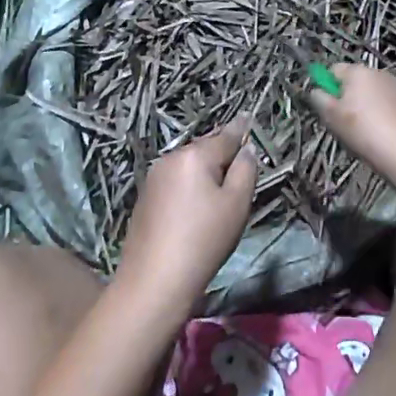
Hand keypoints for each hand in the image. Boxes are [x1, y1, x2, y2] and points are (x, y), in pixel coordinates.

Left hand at [119, 118, 259, 297]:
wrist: (155, 279)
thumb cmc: (204, 239)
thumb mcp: (236, 204)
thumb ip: (245, 170)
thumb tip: (246, 149)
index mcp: (194, 155)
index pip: (226, 135)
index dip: (241, 129)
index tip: (249, 116)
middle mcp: (170, 158)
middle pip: (205, 149)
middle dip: (223, 152)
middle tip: (243, 163)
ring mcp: (153, 178)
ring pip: (189, 165)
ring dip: (206, 171)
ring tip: (223, 189)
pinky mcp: (145, 198)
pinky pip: (176, 181)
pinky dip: (190, 185)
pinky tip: (197, 205)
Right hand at [306, 64, 395, 187]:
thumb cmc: (366, 133)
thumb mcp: (333, 118)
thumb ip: (319, 99)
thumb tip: (316, 90)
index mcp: (358, 72)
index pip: (333, 69)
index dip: (327, 87)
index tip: (328, 110)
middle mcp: (380, 73)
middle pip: (355, 82)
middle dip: (348, 99)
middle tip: (345, 125)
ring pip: (374, 94)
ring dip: (367, 108)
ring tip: (367, 134)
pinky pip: (391, 105)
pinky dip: (385, 116)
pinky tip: (386, 136)